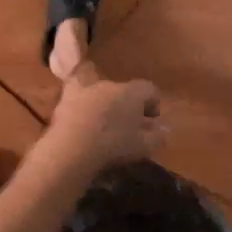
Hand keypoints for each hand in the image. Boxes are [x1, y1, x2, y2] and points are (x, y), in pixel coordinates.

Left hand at [43, 77, 166, 174]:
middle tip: (128, 125)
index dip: (153, 103)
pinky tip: (79, 115)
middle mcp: (110, 84)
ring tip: (103, 122)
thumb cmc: (114, 145)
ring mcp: (86, 89)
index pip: (149, 89)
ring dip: (104, 102)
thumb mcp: (143, 147)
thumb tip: (165, 130)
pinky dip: (79, 99)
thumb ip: (158, 137)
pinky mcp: (65, 99)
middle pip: (125, 90)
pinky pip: (75, 91)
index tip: (152, 121)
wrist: (72, 147)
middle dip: (128, 104)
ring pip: (100, 89)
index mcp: (132, 92)